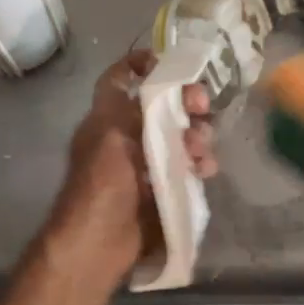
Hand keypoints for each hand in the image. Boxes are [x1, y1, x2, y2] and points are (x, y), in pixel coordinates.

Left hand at [42, 50, 216, 290]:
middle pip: (162, 107)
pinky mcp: (163, 189)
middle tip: (203, 106)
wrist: (98, 242)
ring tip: (201, 148)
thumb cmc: (101, 184)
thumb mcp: (114, 135)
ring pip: (181, 137)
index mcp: (107, 119)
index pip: (120, 79)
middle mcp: (128, 136)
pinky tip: (205, 170)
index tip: (168, 62)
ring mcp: (147, 164)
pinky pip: (188, 168)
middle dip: (186, 103)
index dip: (140, 65)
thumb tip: (163, 88)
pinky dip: (199, 165)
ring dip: (197, 136)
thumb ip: (138, 108)